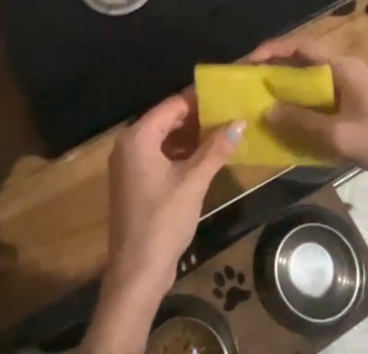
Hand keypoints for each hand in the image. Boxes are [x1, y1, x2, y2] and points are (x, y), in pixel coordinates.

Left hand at [103, 94, 242, 298]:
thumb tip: (239, 122)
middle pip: (166, 121)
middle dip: (196, 119)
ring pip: (163, 139)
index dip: (198, 100)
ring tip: (223, 133)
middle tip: (229, 115)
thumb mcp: (193, 182)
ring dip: (190, 138)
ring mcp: (129, 165)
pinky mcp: (135, 182)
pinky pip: (159, 157)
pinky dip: (180, 155)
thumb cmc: (163, 220)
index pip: (171, 106)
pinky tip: (206, 159)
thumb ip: (216, 149)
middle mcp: (129, 145)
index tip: (225, 96)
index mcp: (137, 137)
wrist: (137, 270)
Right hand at [250, 37, 367, 194]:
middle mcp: (345, 75)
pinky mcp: (355, 115)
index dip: (270, 51)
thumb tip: (266, 111)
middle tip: (244, 90)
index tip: (244, 63)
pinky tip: (286, 134)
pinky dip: (302, 117)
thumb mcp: (342, 135)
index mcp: (343, 68)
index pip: (300, 47)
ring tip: (258, 112)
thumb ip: (302, 122)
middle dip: (273, 76)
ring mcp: (351, 95)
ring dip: (286, 100)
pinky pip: (320, 110)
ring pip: (309, 90)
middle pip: (301, 67)